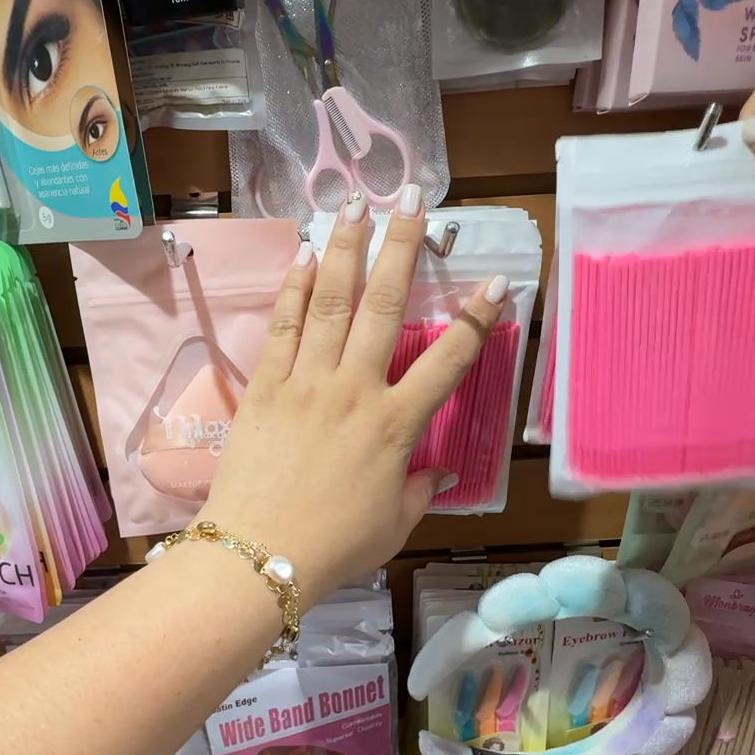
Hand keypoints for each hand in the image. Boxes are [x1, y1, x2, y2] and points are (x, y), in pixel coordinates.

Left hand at [198, 187, 506, 601]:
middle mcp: (354, 390)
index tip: (495, 282)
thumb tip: (442, 472)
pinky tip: (303, 254)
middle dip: (403, 248)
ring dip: (347, 248)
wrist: (259, 555)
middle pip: (385, 307)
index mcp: (395, 427)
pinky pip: (283, 328)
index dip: (475, 321)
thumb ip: (421, 491)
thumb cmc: (334, 546)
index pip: (447, 363)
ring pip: (331, 303)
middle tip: (415, 199)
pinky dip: (294, 288)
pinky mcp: (264, 388)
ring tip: (357, 203)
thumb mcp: (393, 524)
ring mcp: (306, 383)